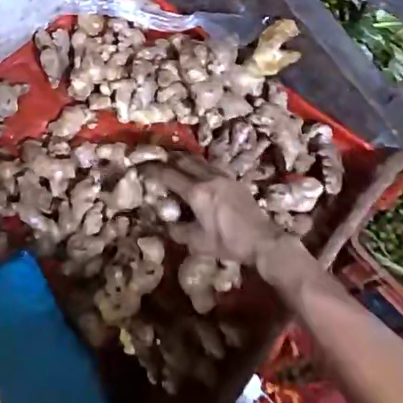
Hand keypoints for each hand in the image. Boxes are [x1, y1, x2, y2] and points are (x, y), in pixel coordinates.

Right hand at [144, 154, 314, 287]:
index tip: (139, 168)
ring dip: (182, 160)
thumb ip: (177, 230)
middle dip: (165, 159)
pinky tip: (197, 173)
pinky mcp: (234, 179)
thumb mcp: (197, 242)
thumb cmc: (228, 243)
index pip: (167, 174)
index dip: (150, 170)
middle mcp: (208, 178)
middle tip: (154, 162)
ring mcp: (223, 176)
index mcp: (196, 192)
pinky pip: (210, 165)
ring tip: (173, 164)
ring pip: (197, 160)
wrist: (263, 240)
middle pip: (182, 160)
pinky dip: (198, 166)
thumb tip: (165, 222)